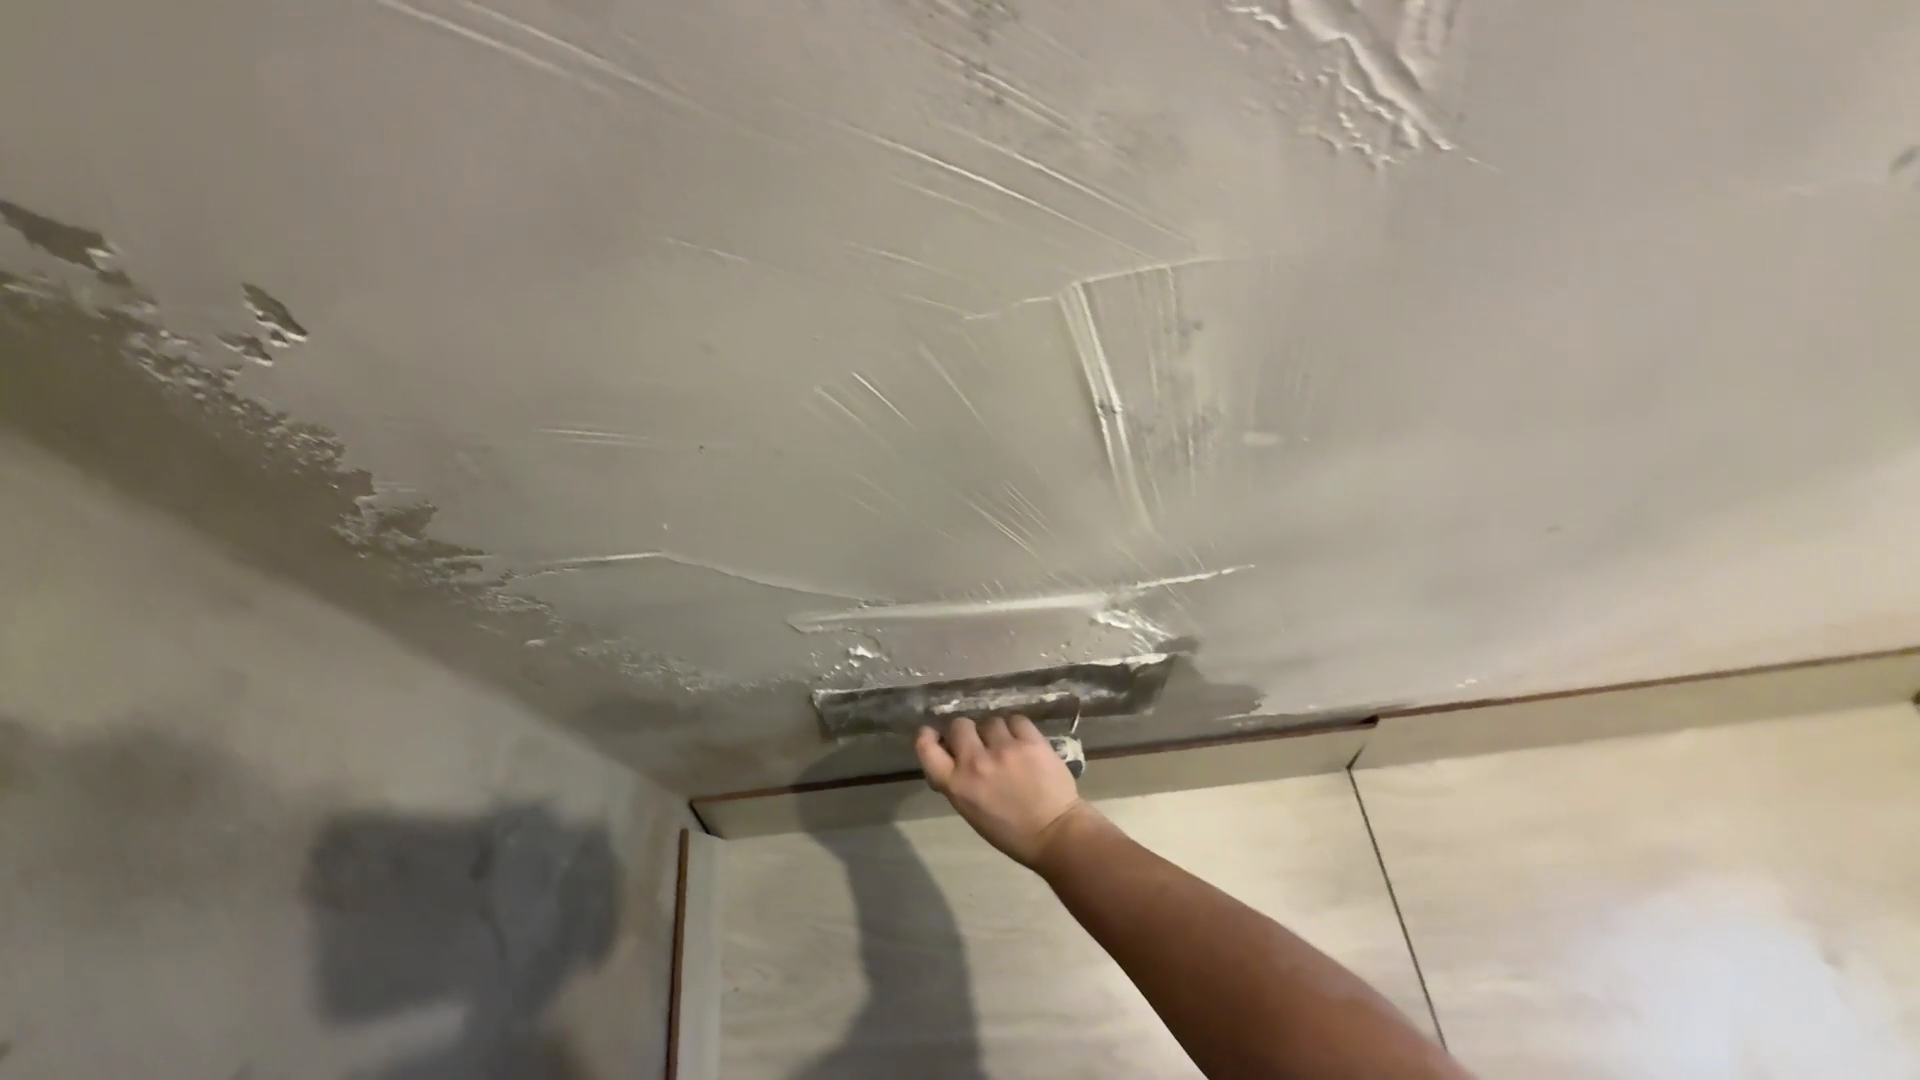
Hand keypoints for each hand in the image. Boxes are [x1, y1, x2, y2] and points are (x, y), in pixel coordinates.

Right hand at [914, 714, 1093, 867]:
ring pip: (990, 721)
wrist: (1055, 834)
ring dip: (996, 732)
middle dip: (967, 732)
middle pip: (959, 725)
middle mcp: (975, 762)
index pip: (926, 747)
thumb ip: (959, 782)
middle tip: (980, 743)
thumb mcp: (971, 810)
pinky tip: (1024, 742)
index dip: (927, 736)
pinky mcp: (1030, 741)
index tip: (934, 734)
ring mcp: (1004, 749)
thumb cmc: (1011, 832)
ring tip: (1008, 747)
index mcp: (956, 785)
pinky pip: (1016, 720)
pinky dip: (1017, 729)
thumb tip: (955, 757)